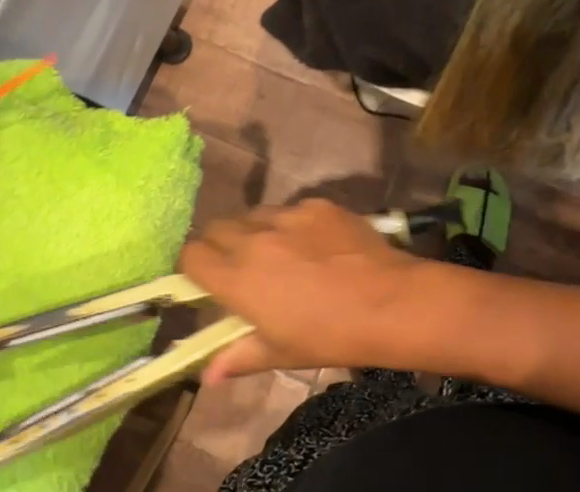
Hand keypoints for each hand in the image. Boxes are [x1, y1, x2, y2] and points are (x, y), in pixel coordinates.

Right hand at [180, 199, 437, 383]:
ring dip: (256, 232)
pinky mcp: (318, 204)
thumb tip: (207, 375)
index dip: (194, 267)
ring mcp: (288, 216)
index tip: (207, 280)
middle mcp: (256, 239)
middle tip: (240, 268)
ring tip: (280, 254)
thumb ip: (239, 357)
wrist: (389, 302)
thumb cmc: (331, 336)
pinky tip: (316, 245)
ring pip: (254, 215)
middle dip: (220, 245)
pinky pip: (292, 209)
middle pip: (217, 228)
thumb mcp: (282, 353)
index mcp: (238, 278)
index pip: (191, 255)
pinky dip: (293, 224)